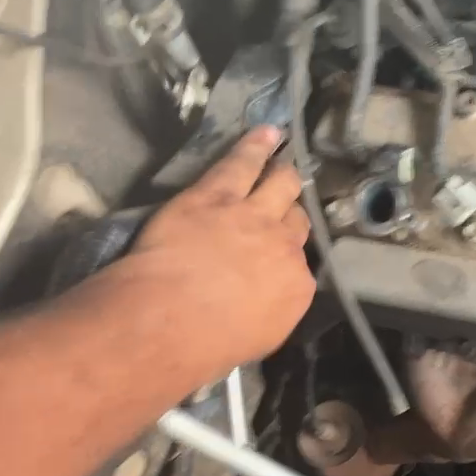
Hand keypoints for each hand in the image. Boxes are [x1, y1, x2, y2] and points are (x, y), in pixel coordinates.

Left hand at [82, 126, 314, 380]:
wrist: (175, 317)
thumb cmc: (212, 343)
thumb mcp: (257, 338)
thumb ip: (270, 313)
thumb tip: (264, 306)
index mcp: (296, 287)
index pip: (299, 266)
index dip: (287, 258)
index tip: (278, 259)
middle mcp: (284, 247)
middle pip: (296, 222)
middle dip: (293, 213)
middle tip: (291, 204)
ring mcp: (254, 217)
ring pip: (280, 186)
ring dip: (284, 172)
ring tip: (289, 157)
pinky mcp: (217, 195)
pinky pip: (242, 165)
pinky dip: (257, 147)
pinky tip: (268, 133)